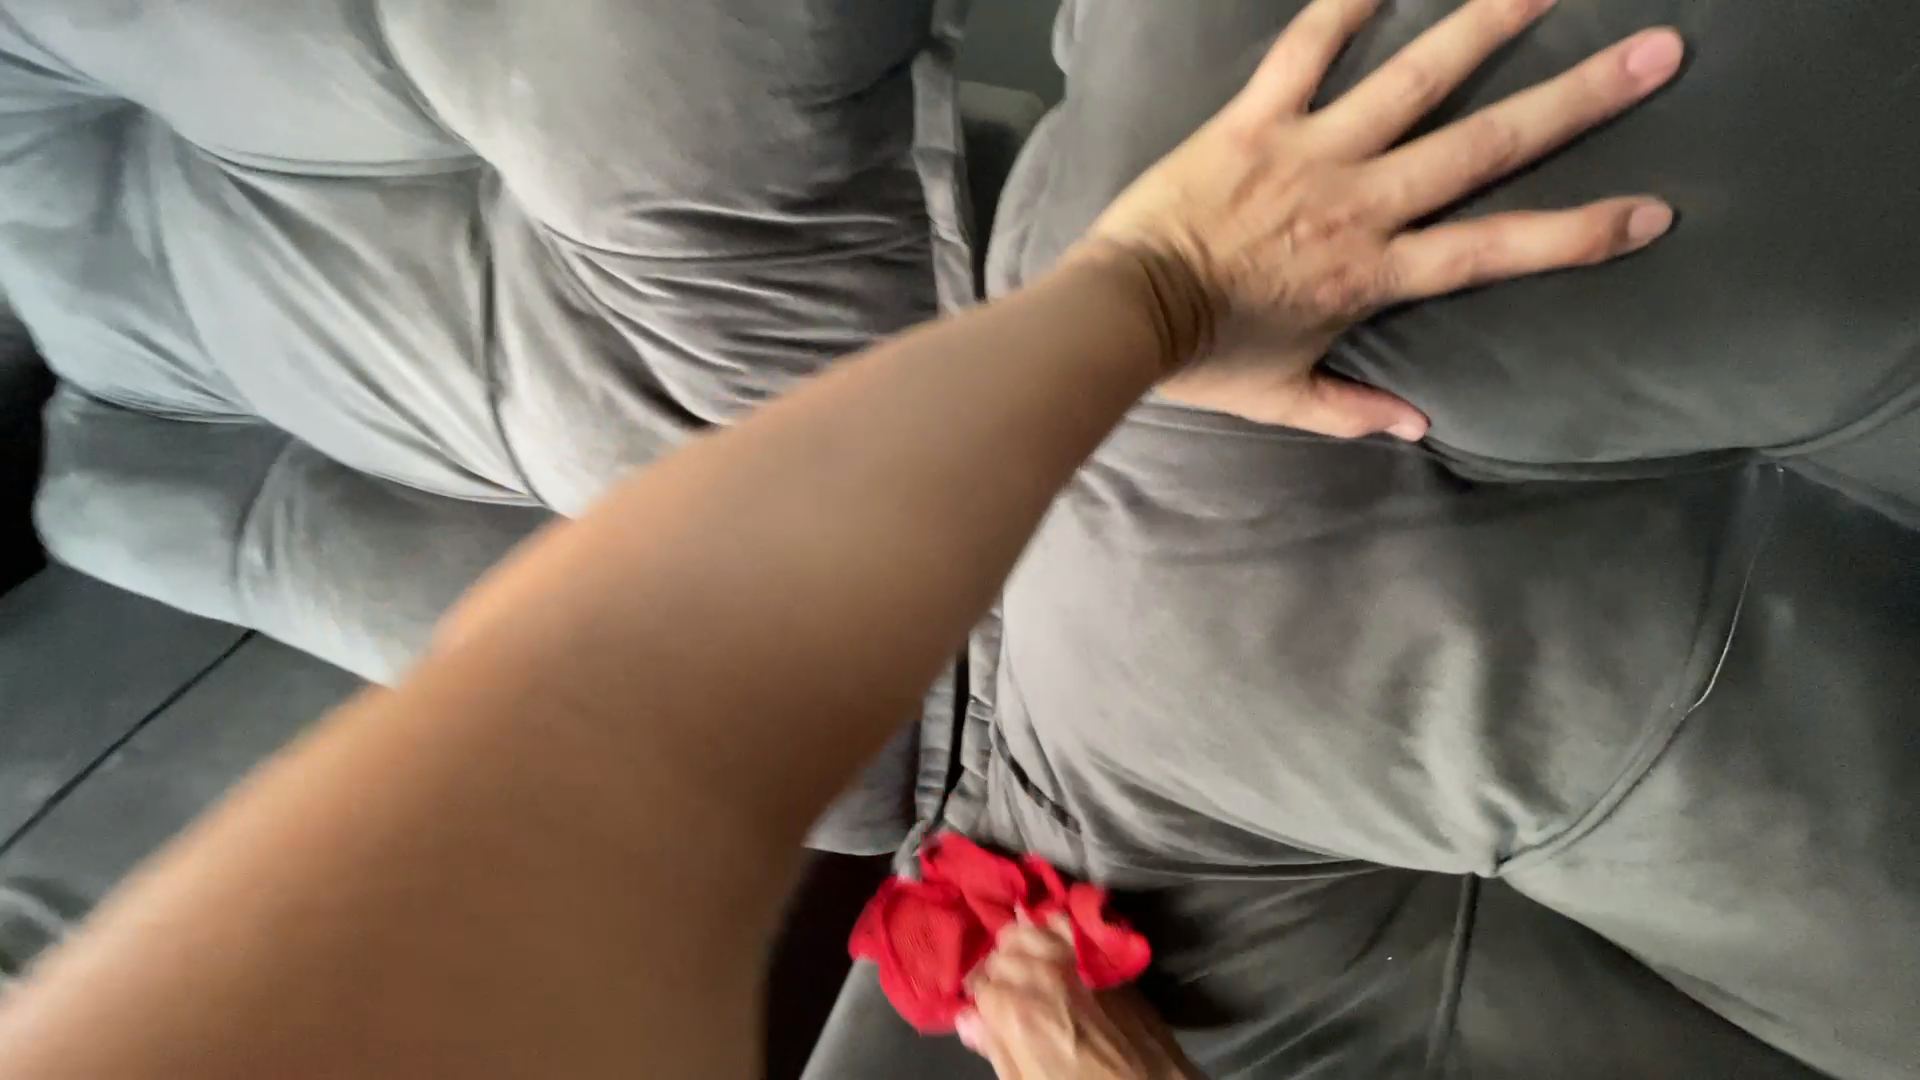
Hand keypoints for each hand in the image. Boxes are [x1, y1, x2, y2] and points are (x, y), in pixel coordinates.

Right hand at [958, 921, 1198, 1079]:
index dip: (977, 997)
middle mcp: (1041, 974)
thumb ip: (996, 1049)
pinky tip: (1044, 930)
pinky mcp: (1098, 954)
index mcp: (1017, 1011)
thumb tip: (968, 1018)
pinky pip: (1064, 921)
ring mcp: (1072, 958)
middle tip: (1001, 990)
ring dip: (1017, 943)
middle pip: (999, 954)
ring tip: (1019, 960)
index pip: (978, 984)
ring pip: (1027, 929)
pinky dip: (1049, 922)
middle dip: (995, 971)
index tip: (982, 1008)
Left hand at [1080, 0, 1683, 439]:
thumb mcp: (1279, 398)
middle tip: (1659, 50)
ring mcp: (1309, 156)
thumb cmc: (1202, 359)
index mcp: (1369, 274)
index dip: (1576, 234)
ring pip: (1416, 78)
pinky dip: (1341, 3)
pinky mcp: (1252, 125)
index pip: (1492, 250)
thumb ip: (1349, 410)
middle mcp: (1358, 205)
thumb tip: (1418, 428)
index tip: (1651, 211)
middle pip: (1484, 146)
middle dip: (1577, 99)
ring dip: (1490, 23)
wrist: (1128, 316)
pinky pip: (1304, 50)